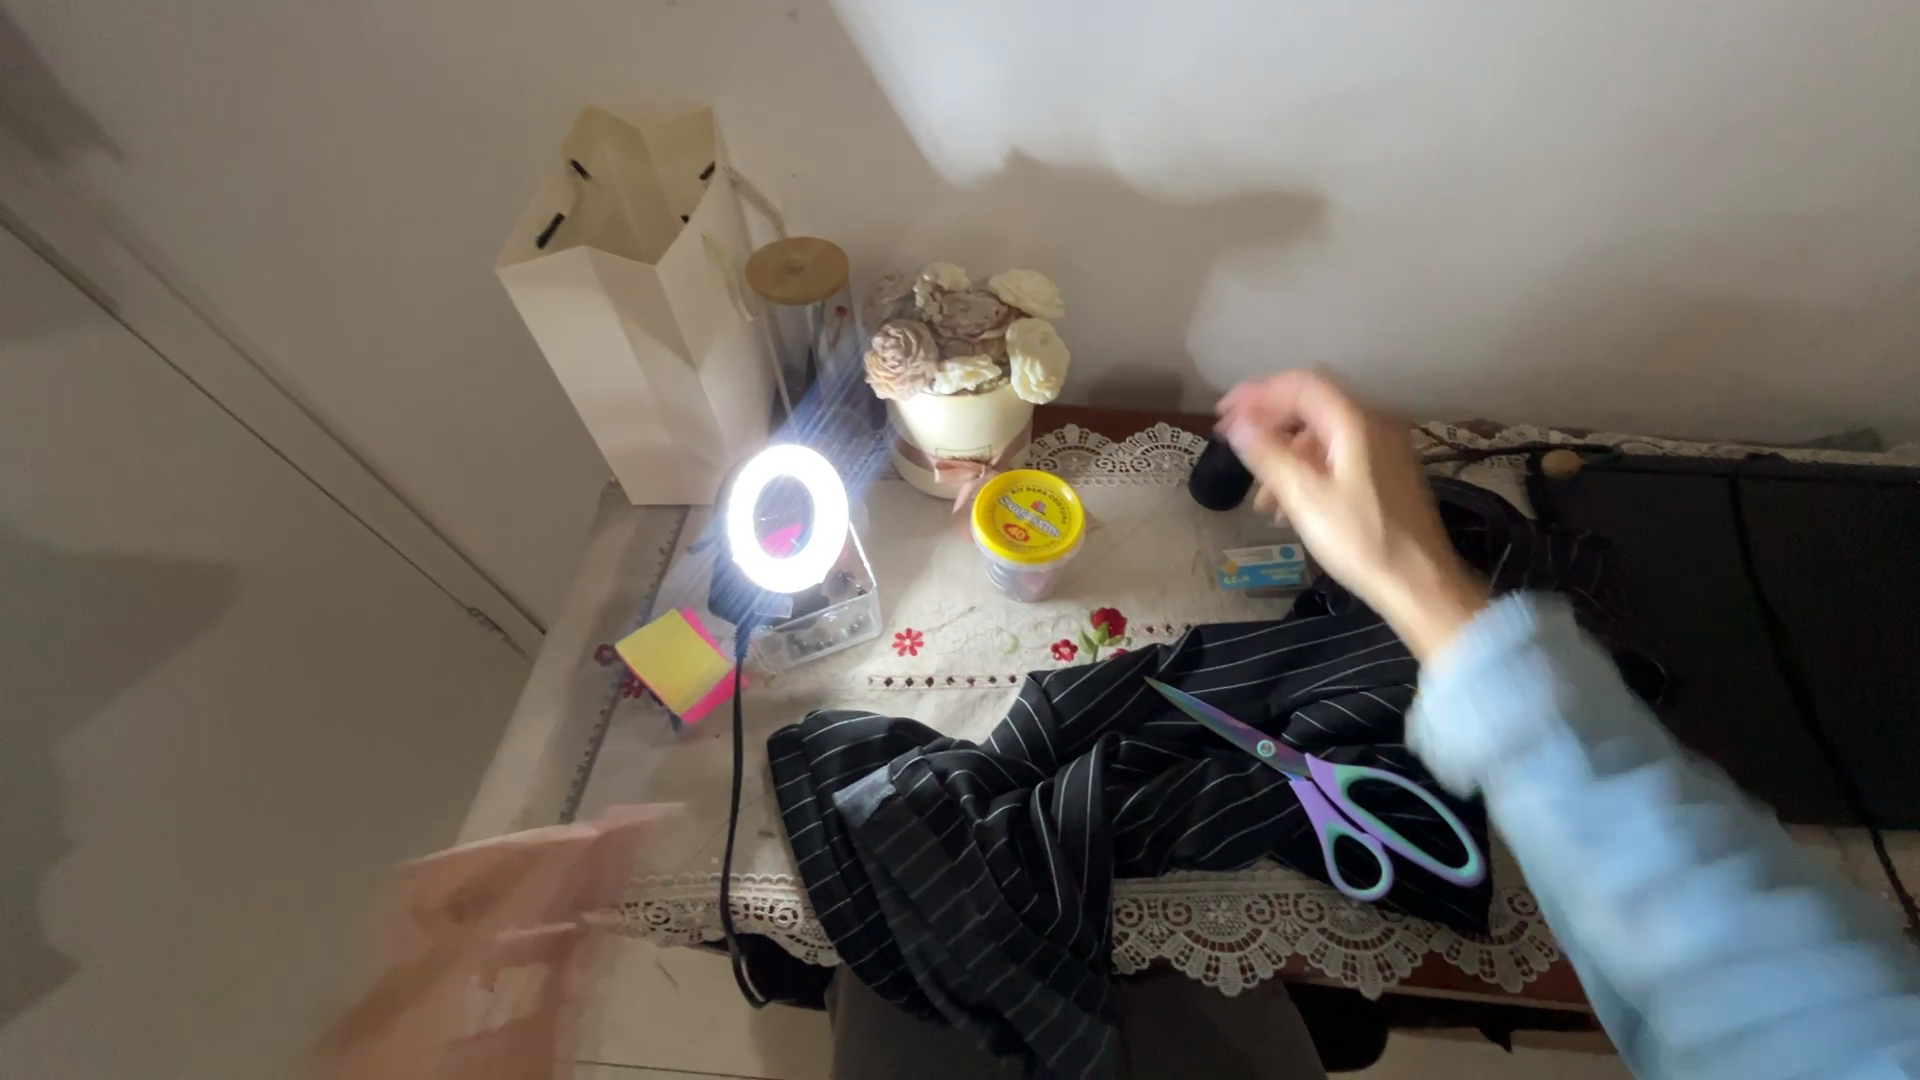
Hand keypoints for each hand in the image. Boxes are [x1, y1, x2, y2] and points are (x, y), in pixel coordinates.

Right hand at [1216, 371, 1486, 659]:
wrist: (1418, 582)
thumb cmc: (1359, 539)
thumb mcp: (1304, 496)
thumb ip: (1268, 454)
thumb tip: (1237, 424)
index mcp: (1355, 424)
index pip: (1300, 386)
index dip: (1257, 393)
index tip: (1223, 412)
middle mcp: (1373, 427)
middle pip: (1310, 408)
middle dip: (1267, 424)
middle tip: (1233, 443)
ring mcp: (1382, 450)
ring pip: (1320, 437)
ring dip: (1283, 455)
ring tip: (1260, 496)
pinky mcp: (1384, 474)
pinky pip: (1335, 458)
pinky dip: (1305, 471)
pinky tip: (1289, 505)